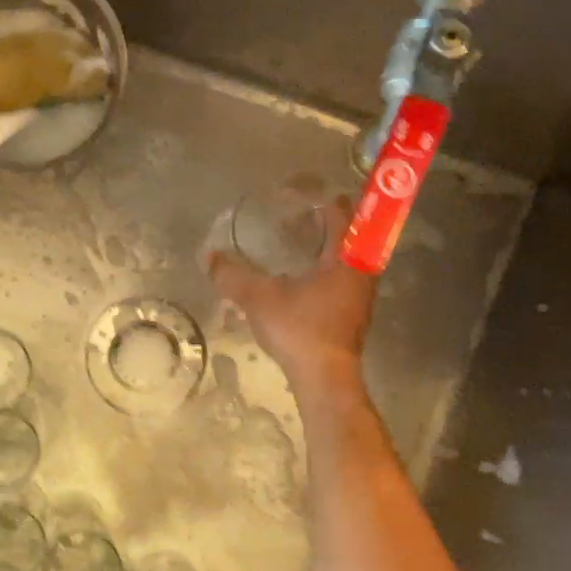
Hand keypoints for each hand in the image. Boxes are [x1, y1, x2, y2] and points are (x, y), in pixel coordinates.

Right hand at [209, 196, 374, 403]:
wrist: (325, 378)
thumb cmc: (300, 329)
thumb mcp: (259, 299)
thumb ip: (233, 276)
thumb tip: (209, 257)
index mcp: (346, 256)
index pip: (341, 211)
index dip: (320, 198)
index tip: (296, 193)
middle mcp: (361, 270)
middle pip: (347, 233)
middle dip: (322, 222)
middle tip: (292, 217)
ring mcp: (360, 294)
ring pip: (345, 258)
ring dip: (324, 247)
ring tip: (295, 245)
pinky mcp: (353, 315)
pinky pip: (341, 278)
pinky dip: (324, 269)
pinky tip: (300, 279)